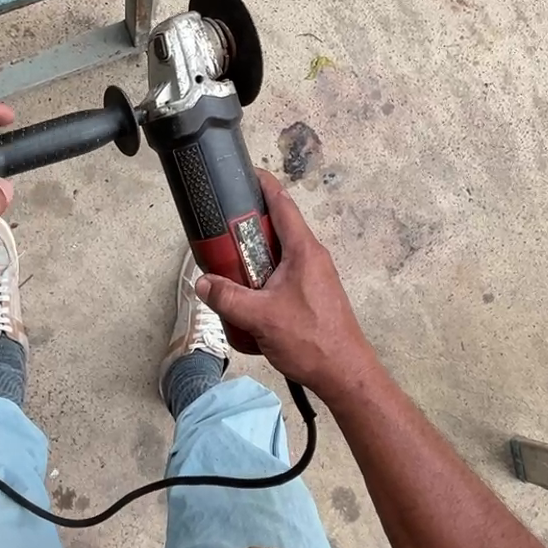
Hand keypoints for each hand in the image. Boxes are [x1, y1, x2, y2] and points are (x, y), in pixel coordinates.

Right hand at [195, 169, 378, 398]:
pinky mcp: (313, 293)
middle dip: (249, 224)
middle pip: (278, 226)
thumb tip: (202, 283)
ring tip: (229, 262)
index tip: (244, 173)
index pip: (283, 203)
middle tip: (221, 226)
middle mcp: (311, 255)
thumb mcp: (261, 317)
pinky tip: (248, 294)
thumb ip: (228, 298)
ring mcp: (314, 275)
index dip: (263, 184)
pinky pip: (284, 272)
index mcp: (303, 249)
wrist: (345, 374)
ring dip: (255, 254)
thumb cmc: (310, 340)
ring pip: (279, 252)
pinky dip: (264, 274)